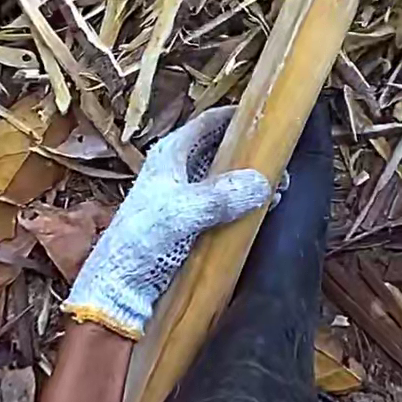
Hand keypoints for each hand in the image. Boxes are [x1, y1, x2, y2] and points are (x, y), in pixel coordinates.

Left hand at [62, 107, 270, 338]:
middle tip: (282, 162)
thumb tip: (261, 182)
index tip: (268, 116)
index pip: (209, 121)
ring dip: (252, 180)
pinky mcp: (192, 219)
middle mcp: (180, 167)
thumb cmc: (142, 239)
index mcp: (172, 152)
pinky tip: (266, 209)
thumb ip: (220, 196)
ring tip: (281, 188)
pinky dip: (246, 202)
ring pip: (227, 176)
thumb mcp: (182, 212)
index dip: (238, 116)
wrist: (120, 285)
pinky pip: (226, 201)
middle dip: (252, 153)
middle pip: (222, 148)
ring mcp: (186, 193)